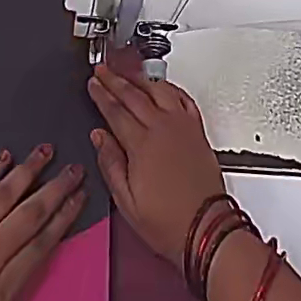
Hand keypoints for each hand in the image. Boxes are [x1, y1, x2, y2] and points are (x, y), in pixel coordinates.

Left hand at [0, 146, 85, 300]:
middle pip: (29, 214)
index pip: (42, 243)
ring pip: (2, 196)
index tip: (80, 197)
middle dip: (56, 188)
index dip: (65, 217)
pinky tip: (3, 158)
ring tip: (45, 151)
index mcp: (2, 290)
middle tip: (75, 168)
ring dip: (27, 171)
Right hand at [86, 62, 226, 263]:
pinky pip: (184, 100)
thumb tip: (99, 138)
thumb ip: (110, 163)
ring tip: (128, 71)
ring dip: (140, 78)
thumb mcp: (126, 201)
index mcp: (141, 145)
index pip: (115, 110)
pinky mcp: (197, 132)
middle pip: (134, 94)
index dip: (101, 94)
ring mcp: (183, 128)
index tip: (93, 84)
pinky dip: (170, 88)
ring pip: (159, 90)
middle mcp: (163, 129)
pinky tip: (163, 86)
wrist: (206, 230)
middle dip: (115, 79)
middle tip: (103, 70)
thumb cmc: (169, 222)